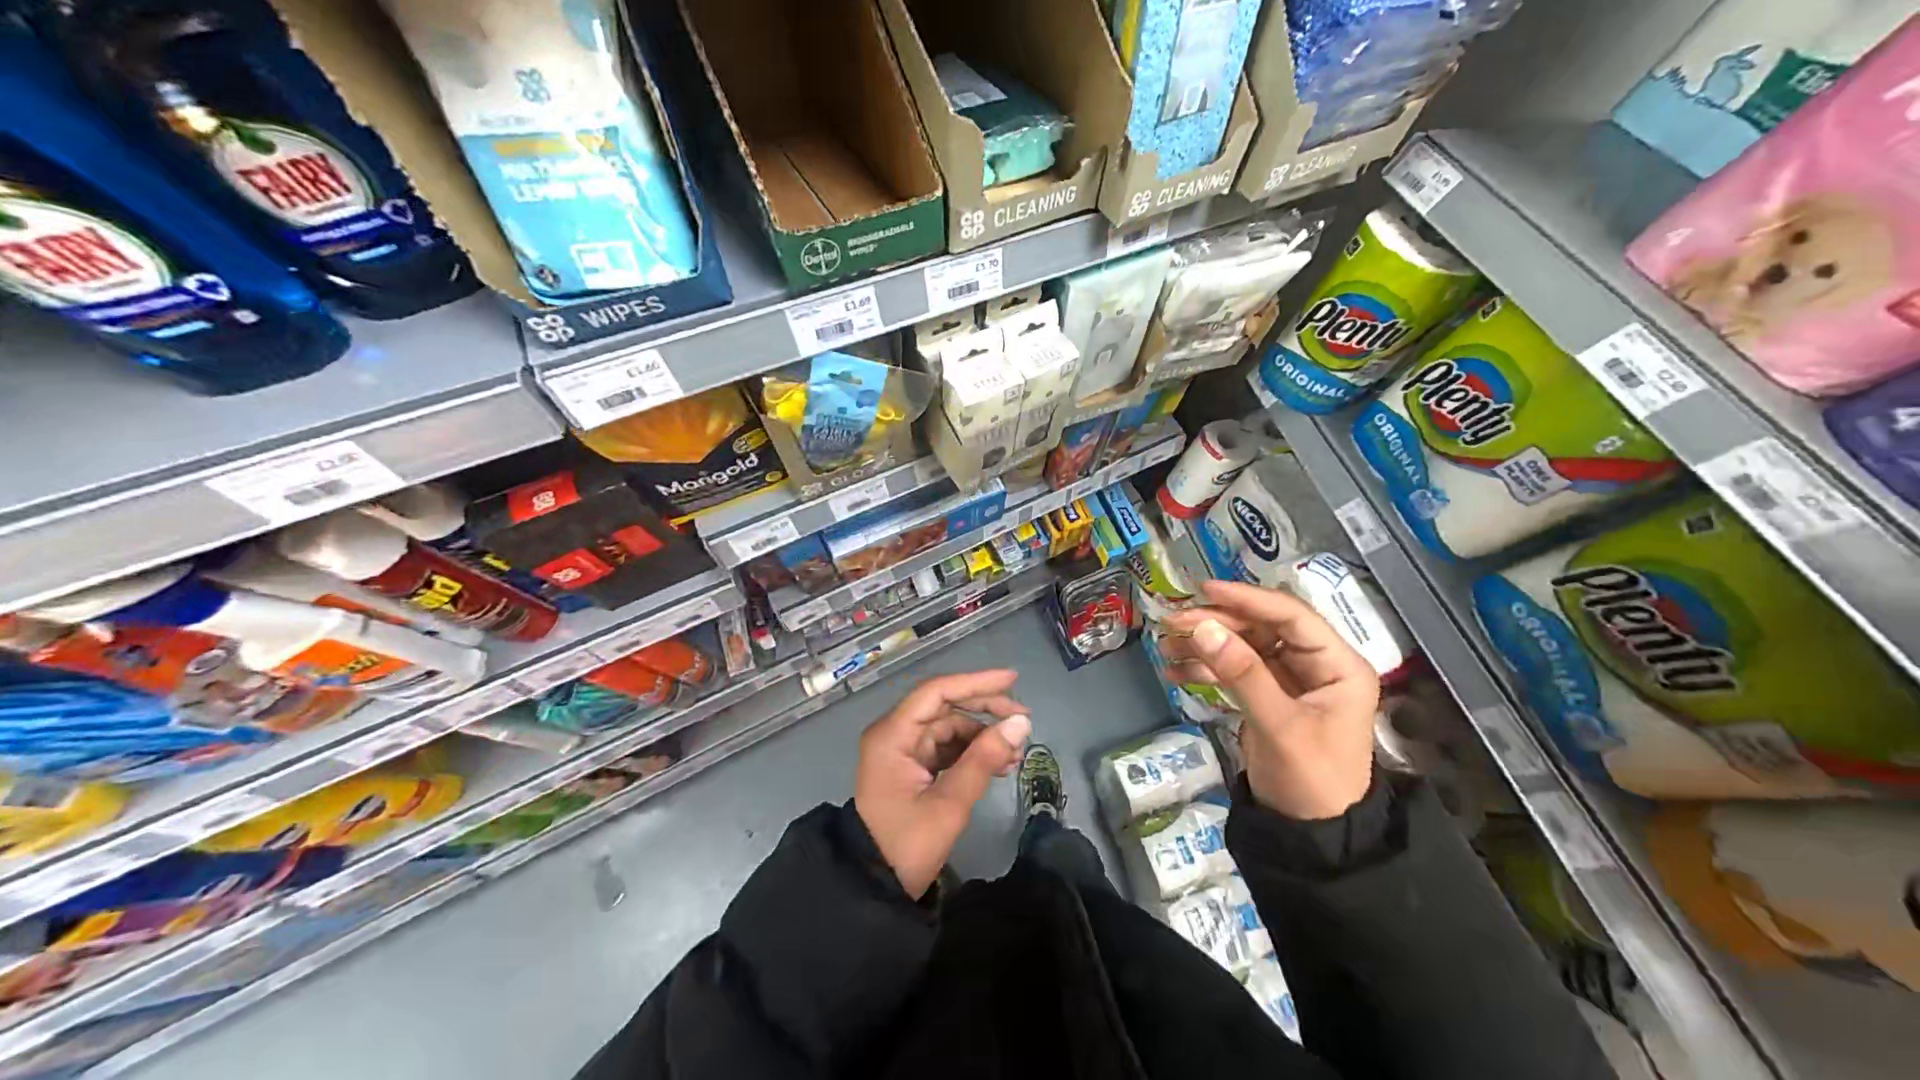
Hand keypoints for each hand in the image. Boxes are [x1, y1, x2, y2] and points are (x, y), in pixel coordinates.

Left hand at [853, 670, 1031, 898]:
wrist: (874, 887)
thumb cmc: (907, 845)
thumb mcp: (949, 804)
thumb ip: (984, 760)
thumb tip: (1020, 724)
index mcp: (892, 735)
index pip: (937, 692)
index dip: (976, 683)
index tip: (1013, 681)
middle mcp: (895, 734)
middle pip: (945, 707)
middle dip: (985, 710)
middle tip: (1024, 721)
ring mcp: (903, 751)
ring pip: (950, 727)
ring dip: (984, 736)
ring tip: (1017, 752)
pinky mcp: (913, 768)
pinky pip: (947, 748)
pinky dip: (974, 753)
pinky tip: (1001, 764)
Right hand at [1160, 581, 1379, 819]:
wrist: (1311, 836)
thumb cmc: (1310, 780)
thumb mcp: (1279, 726)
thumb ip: (1242, 674)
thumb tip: (1202, 628)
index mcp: (1338, 665)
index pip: (1291, 616)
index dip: (1247, 599)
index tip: (1204, 590)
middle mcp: (1316, 665)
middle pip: (1261, 628)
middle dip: (1217, 624)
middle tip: (1172, 624)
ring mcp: (1290, 681)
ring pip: (1243, 647)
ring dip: (1205, 645)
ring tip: (1165, 647)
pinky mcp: (1267, 697)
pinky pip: (1234, 670)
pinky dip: (1205, 668)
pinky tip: (1176, 672)